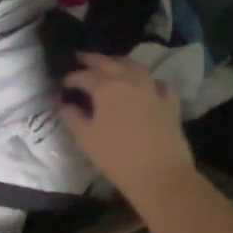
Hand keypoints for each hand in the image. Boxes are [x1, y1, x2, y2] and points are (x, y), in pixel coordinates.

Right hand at [59, 52, 195, 199]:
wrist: (161, 175)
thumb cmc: (116, 156)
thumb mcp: (85, 138)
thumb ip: (72, 117)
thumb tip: (65, 104)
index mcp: (105, 87)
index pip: (83, 76)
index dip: (71, 78)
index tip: (63, 84)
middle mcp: (129, 81)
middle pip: (108, 62)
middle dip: (92, 59)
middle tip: (80, 57)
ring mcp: (152, 90)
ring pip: (135, 66)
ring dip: (120, 62)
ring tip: (111, 64)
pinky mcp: (170, 103)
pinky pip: (158, 84)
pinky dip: (148, 81)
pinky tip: (146, 86)